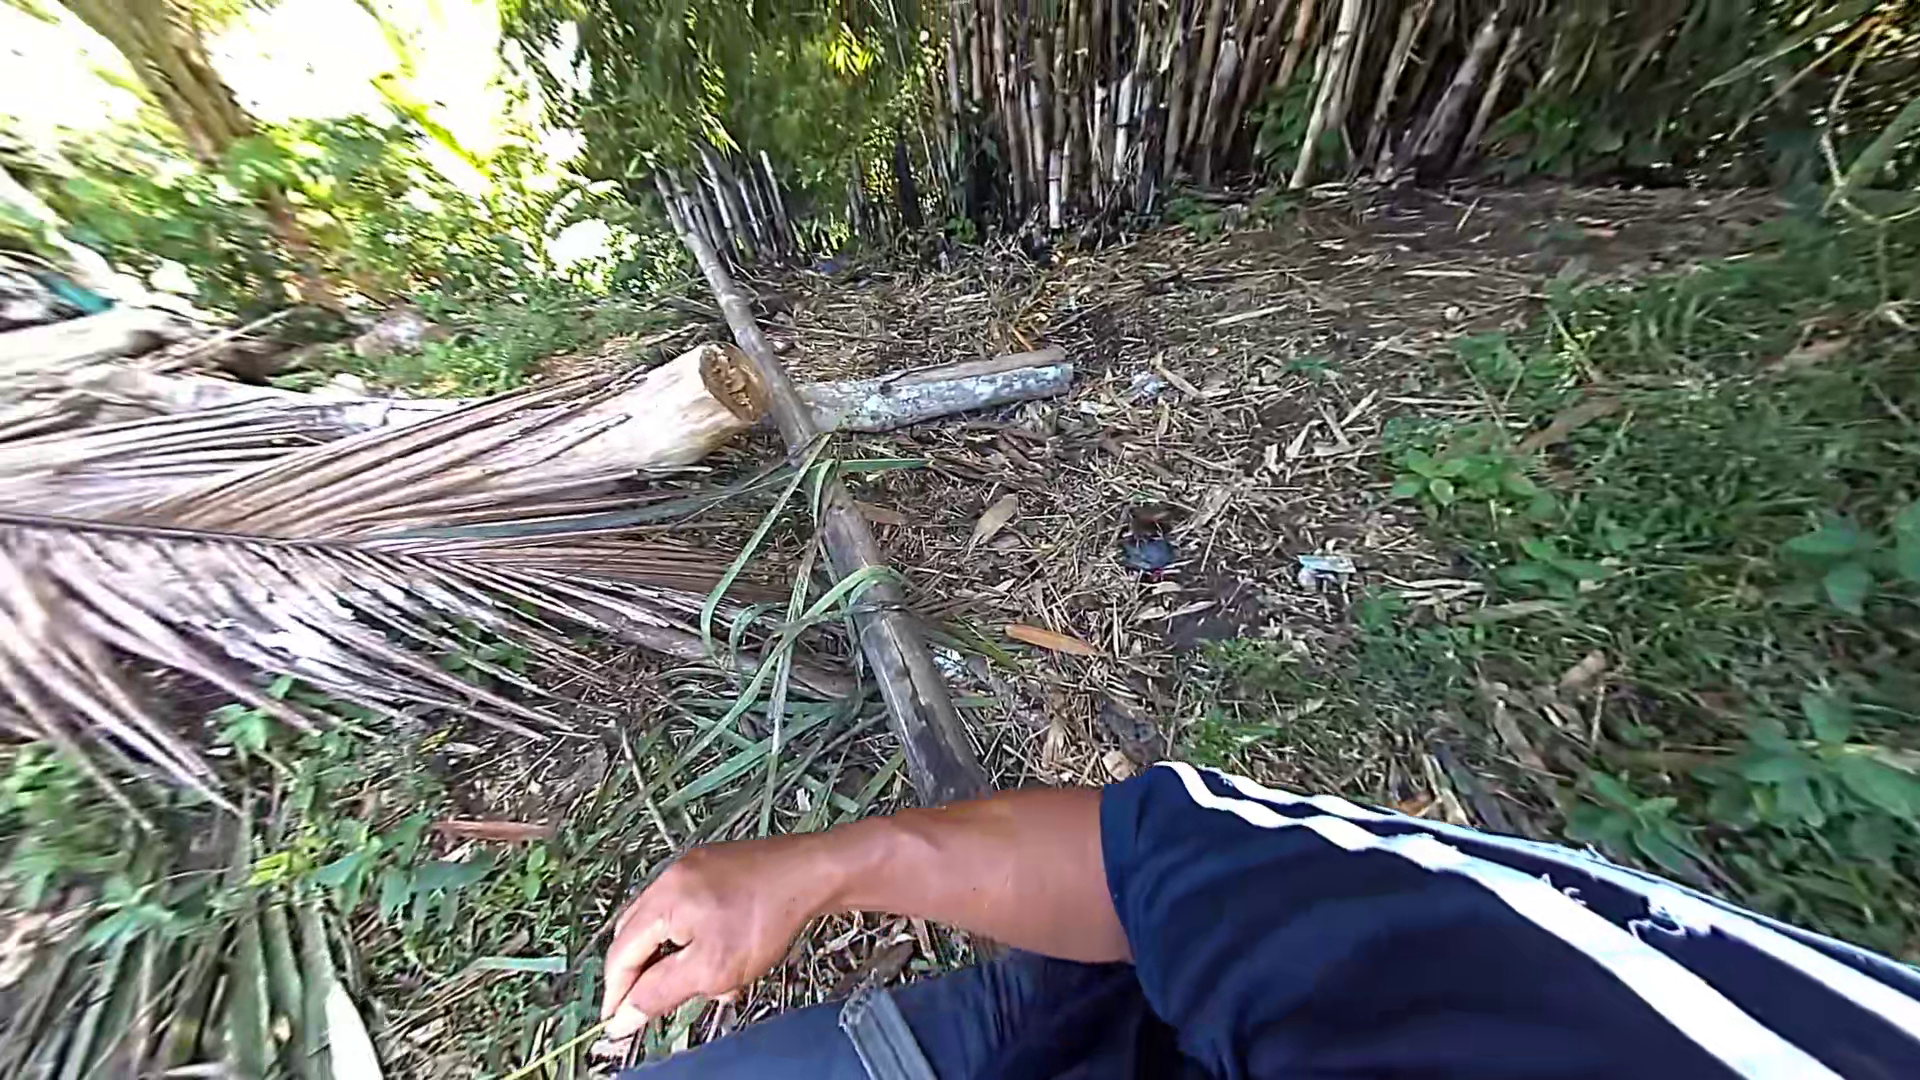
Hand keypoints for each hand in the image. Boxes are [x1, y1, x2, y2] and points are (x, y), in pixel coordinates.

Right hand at [600, 834, 835, 1039]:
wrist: (814, 871)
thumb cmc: (765, 918)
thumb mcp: (710, 969)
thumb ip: (660, 994)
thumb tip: (621, 1018)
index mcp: (665, 895)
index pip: (621, 953)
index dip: (618, 994)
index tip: (621, 1026)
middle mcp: (676, 872)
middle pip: (639, 933)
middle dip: (649, 973)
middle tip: (664, 1004)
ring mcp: (700, 863)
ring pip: (669, 922)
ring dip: (680, 957)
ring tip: (713, 982)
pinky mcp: (721, 863)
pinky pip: (693, 905)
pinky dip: (699, 935)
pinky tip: (727, 955)